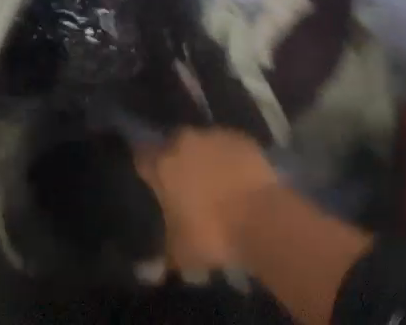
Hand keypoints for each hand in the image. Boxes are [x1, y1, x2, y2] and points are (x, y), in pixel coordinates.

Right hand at [134, 128, 279, 271]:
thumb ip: (163, 253)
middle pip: (174, 145)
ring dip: (205, 158)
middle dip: (178, 161)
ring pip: (203, 144)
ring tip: (216, 184)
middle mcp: (185, 141)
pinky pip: (228, 146)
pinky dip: (229, 158)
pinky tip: (238, 179)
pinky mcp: (242, 138)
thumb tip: (151, 269)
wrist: (263, 218)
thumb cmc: (213, 234)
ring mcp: (215, 136)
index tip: (152, 183)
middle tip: (186, 186)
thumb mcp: (181, 253)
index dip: (147, 169)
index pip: (142, 157)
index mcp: (163, 164)